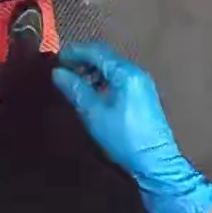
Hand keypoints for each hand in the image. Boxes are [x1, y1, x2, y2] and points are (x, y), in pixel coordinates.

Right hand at [51, 42, 211, 212]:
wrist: (155, 161)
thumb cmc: (123, 137)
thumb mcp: (94, 114)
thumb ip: (76, 90)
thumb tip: (57, 73)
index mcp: (125, 73)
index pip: (97, 51)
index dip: (75, 51)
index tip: (56, 56)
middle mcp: (135, 71)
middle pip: (106, 56)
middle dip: (83, 59)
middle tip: (62, 67)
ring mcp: (141, 82)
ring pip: (112, 66)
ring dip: (92, 69)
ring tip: (74, 80)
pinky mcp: (142, 93)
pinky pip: (119, 77)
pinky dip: (103, 78)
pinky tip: (92, 90)